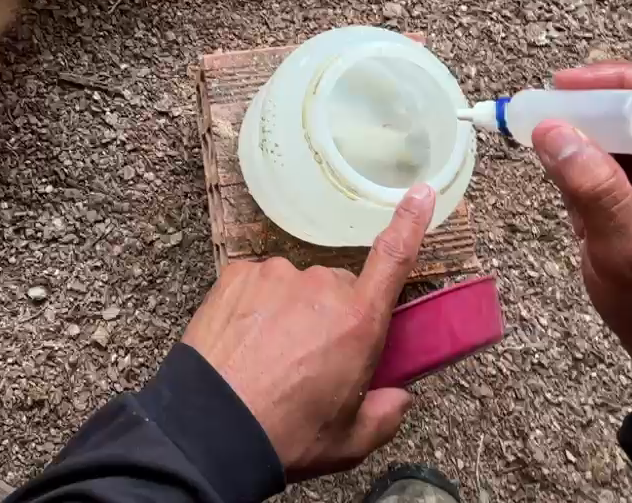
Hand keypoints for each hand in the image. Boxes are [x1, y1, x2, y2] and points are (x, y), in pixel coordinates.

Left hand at [182, 184, 434, 481]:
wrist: (212, 425)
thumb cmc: (286, 433)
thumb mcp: (349, 440)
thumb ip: (384, 413)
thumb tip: (398, 395)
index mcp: (357, 321)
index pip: (393, 259)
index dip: (410, 222)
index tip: (420, 191)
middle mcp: (320, 286)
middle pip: (337, 290)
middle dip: (331, 316)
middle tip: (308, 360)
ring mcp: (276, 274)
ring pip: (295, 287)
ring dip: (289, 311)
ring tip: (268, 355)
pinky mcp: (239, 272)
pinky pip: (258, 283)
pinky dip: (255, 306)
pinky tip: (244, 339)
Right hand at [530, 63, 631, 462]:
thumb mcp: (623, 250)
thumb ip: (589, 185)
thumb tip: (550, 128)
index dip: (617, 82)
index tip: (562, 87)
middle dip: (597, 108)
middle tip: (546, 115)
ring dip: (594, 134)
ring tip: (556, 153)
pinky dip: (598, 157)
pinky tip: (576, 182)